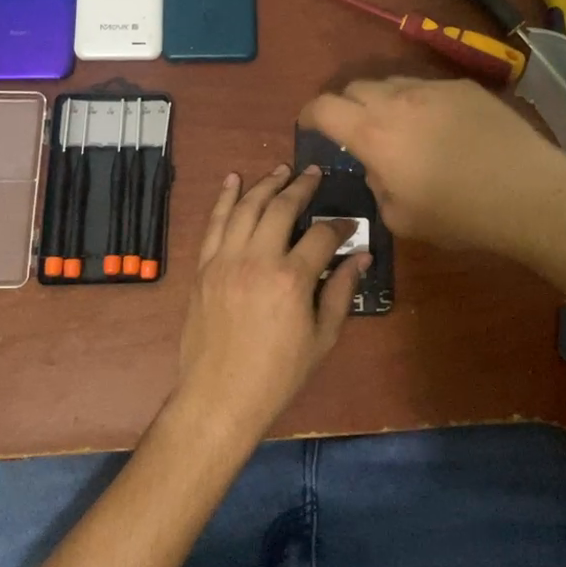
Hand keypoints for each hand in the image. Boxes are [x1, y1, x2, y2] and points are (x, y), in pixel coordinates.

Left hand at [172, 165, 370, 442]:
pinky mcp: (204, 267)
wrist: (219, 396)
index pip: (321, 235)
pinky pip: (215, 224)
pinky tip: (234, 180)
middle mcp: (258, 259)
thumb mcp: (321, 338)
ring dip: (265, 184)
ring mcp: (226, 260)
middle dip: (301, 186)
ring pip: (247, 207)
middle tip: (313, 173)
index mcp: (292, 279)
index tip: (348, 225)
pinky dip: (225, 198)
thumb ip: (340, 292)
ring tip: (282, 170)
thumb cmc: (278, 374)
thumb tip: (361, 257)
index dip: (339, 226)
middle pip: (281, 207)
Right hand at [298, 78, 565, 290]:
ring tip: (401, 130)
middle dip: (346, 107)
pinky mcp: (465, 86)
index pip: (323, 107)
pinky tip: (443, 129)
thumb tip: (378, 166)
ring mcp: (433, 88)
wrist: (532, 194)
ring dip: (383, 102)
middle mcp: (397, 100)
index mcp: (374, 135)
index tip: (310, 127)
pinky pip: (427, 87)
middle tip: (357, 132)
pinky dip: (419, 103)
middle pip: (354, 88)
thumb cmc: (462, 217)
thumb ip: (377, 186)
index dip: (309, 115)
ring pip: (391, 83)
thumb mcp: (403, 219)